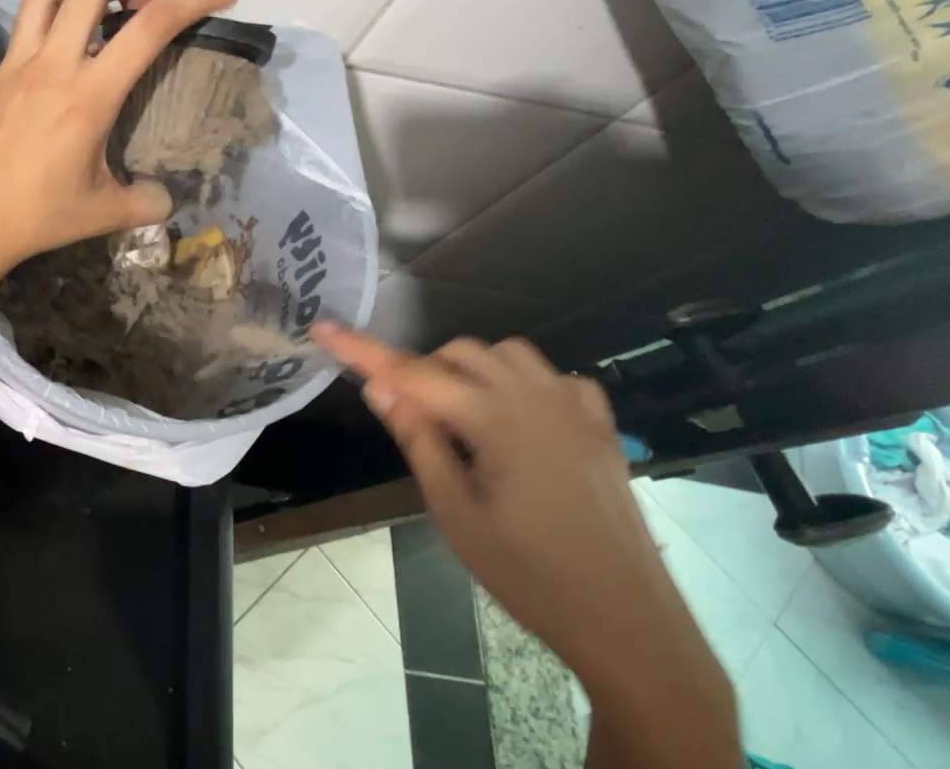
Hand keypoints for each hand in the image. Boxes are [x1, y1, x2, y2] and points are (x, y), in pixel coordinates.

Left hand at [0, 0, 239, 284]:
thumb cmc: (36, 218)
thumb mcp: (103, 214)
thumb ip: (146, 202)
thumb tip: (164, 197)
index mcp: (88, 97)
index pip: (150, 28)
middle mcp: (51, 67)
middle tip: (143, 6)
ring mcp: (15, 66)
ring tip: (98, 17)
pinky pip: (24, 30)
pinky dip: (50, 25)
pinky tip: (59, 65)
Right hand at [312, 325, 705, 681]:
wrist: (627, 621)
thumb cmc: (528, 575)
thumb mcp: (454, 513)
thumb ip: (418, 442)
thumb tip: (378, 389)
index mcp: (494, 420)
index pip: (411, 373)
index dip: (362, 350)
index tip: (322, 328)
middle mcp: (536, 400)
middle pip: (461, 353)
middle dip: (424, 370)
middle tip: (409, 415)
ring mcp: (575, 410)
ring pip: (509, 354)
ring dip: (473, 370)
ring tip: (462, 419)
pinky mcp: (600, 428)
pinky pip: (555, 377)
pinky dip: (524, 383)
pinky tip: (518, 421)